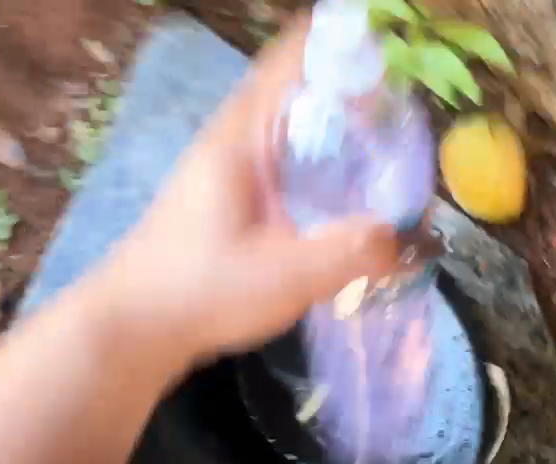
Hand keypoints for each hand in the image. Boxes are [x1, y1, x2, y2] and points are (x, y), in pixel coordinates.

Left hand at [84, 20, 400, 378]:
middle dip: (361, 98)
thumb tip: (411, 238)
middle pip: (307, 94)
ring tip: (401, 161)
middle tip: (417, 122)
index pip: (296, 59)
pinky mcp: (243, 205)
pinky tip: (359, 204)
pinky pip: (299, 171)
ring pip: (304, 135)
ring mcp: (239, 172)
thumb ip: (352, 253)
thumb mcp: (287, 275)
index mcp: (246, 135)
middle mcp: (242, 141)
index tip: (399, 53)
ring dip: (349, 139)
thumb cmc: (203, 289)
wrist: (138, 326)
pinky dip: (333, 174)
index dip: (346, 45)